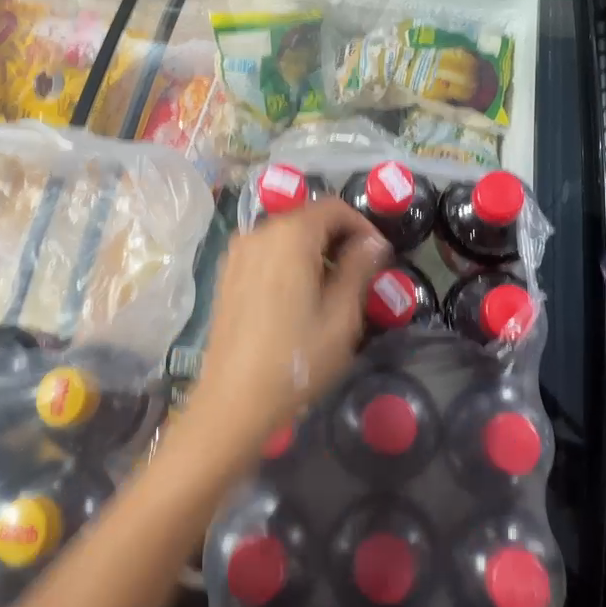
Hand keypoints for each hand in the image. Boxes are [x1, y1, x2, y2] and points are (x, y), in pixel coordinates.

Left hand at [187, 198, 391, 454]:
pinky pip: (266, 252)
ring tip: (332, 288)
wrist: (234, 400)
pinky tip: (299, 297)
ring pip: (286, 235)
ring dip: (313, 250)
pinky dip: (288, 261)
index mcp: (290, 235)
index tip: (379, 254)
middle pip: (307, 217)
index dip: (361, 224)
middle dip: (337, 237)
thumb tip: (373, 242)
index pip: (333, 206)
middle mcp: (259, 233)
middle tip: (360, 272)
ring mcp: (238, 253)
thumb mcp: (342, 316)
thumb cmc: (296, 358)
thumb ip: (359, 268)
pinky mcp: (227, 274)